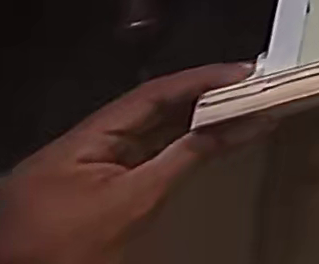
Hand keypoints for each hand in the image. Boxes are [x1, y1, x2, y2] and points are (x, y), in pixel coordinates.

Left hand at [0, 64, 255, 263]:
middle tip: (249, 86)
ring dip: (194, 122)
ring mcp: (79, 176)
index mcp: (71, 148)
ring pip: (148, 134)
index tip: (243, 72)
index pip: (147, 97)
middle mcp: (72, 153)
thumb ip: (189, 155)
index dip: (199, 80)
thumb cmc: (68, 255)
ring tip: (241, 107)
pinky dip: (179, 145)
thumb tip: (245, 123)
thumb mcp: (135, 202)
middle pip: (148, 112)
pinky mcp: (91, 195)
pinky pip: (143, 157)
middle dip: (201, 99)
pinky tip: (212, 137)